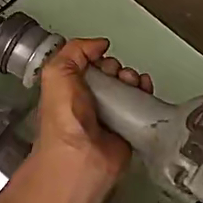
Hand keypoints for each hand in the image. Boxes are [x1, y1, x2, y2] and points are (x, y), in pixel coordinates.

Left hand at [32, 38, 151, 202]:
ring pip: (128, 87)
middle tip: (115, 74)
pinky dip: (146, 94)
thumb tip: (97, 44)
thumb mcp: (56, 73)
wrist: (81, 158)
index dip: (97, 56)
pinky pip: (142, 106)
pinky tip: (144, 89)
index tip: (100, 58)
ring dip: (133, 78)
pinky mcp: (128, 128)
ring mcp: (110, 115)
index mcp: (69, 88)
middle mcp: (90, 102)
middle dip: (117, 67)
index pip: (88, 64)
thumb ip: (74, 51)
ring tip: (130, 82)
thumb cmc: (62, 123)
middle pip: (112, 73)